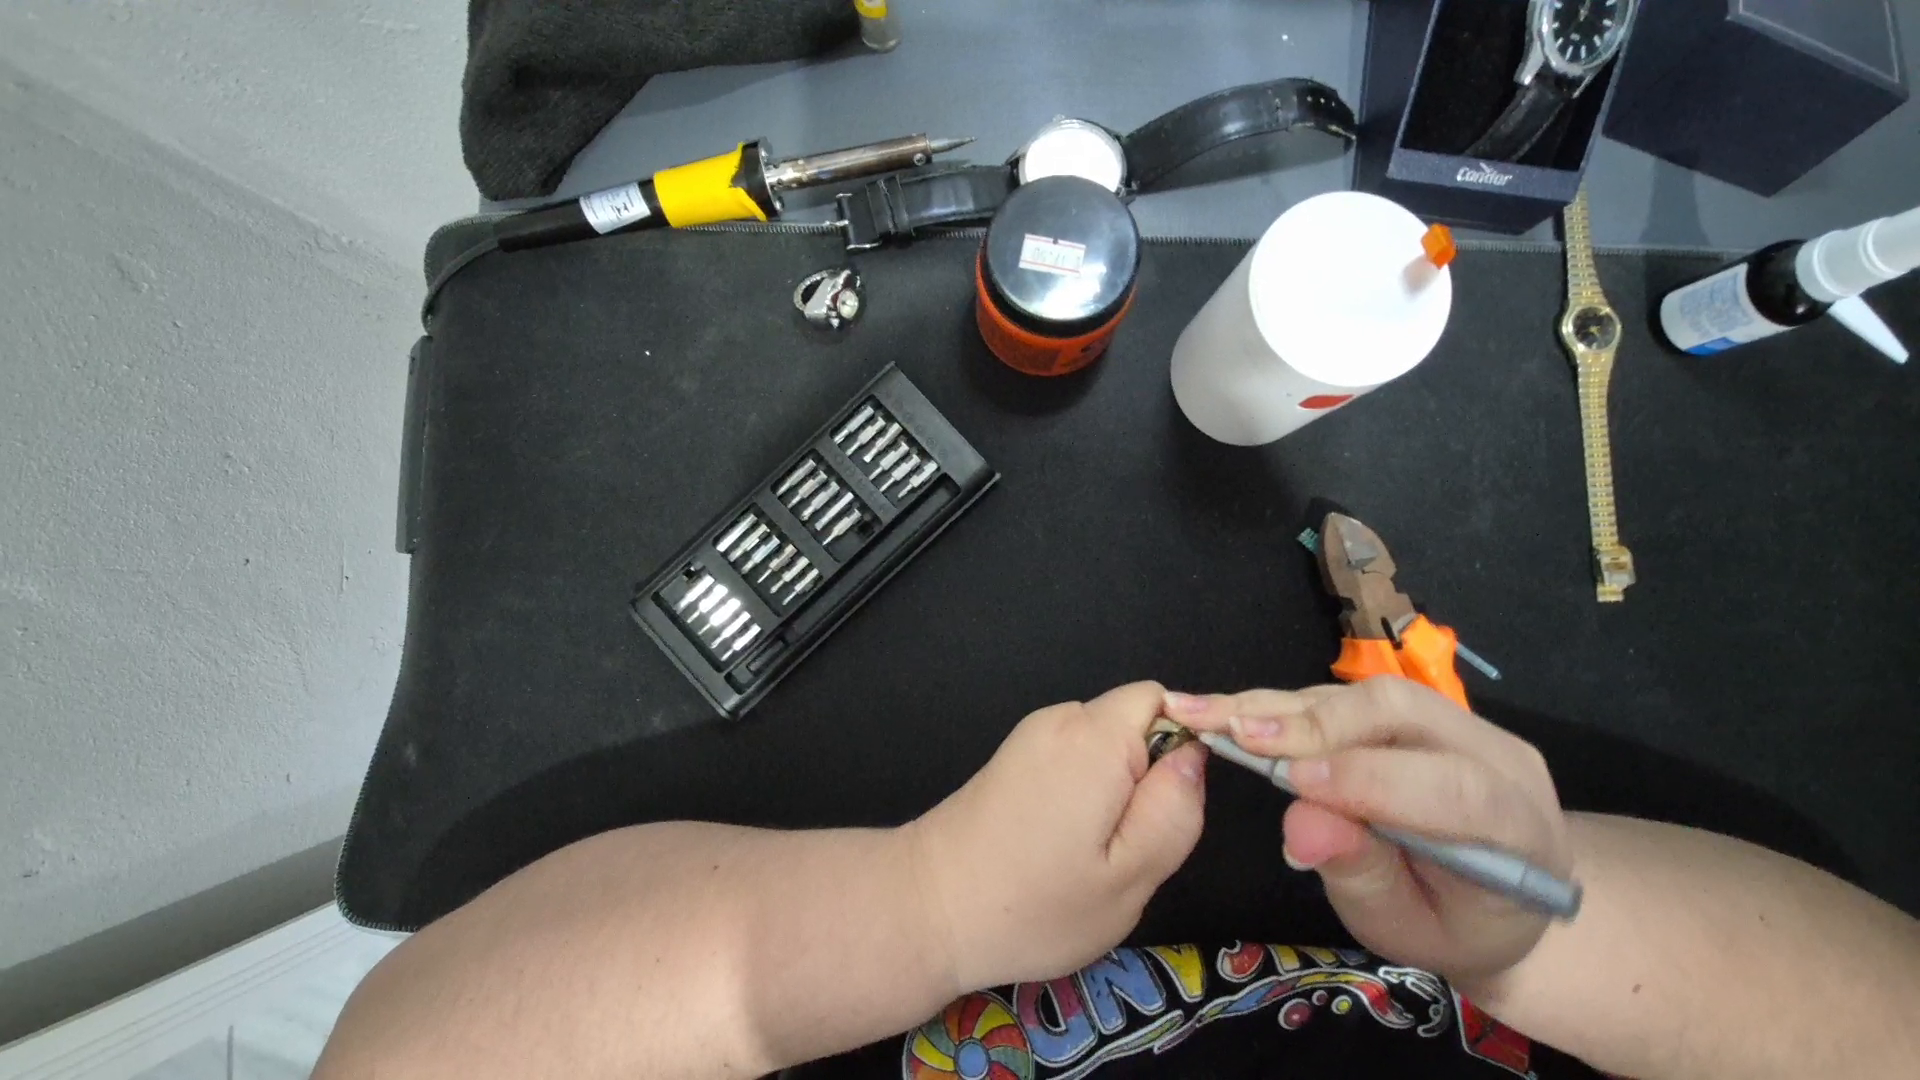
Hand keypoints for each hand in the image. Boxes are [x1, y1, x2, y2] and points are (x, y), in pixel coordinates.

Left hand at [907, 681, 1207, 992]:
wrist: (928, 907)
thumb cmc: (1035, 903)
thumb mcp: (1130, 876)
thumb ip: (1175, 809)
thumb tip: (1194, 755)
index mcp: (1094, 737)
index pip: (1162, 701)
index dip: (1181, 746)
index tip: (1169, 807)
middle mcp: (1059, 720)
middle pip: (1132, 722)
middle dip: (1146, 775)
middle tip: (1127, 843)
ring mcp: (1029, 736)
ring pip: (1103, 745)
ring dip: (1114, 789)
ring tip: (1090, 850)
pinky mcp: (1011, 757)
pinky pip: (1071, 758)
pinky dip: (1081, 792)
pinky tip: (1059, 842)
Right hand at [1165, 678, 1572, 994]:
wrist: (1497, 901)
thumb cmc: (1453, 926)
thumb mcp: (1409, 928)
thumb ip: (1362, 875)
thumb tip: (1300, 828)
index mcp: (1514, 823)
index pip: (1449, 787)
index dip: (1368, 778)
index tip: (1292, 781)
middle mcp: (1487, 751)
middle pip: (1398, 709)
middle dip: (1313, 722)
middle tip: (1235, 734)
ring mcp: (1447, 721)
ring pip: (1358, 693)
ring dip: (1275, 706)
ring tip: (1199, 712)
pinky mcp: (1402, 710)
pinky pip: (1337, 697)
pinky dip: (1274, 706)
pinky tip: (1222, 711)